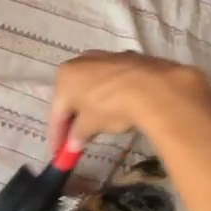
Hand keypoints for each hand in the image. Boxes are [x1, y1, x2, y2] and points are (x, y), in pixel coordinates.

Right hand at [47, 50, 210, 155]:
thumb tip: (73, 143)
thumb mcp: (91, 126)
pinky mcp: (128, 58)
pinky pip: (111, 81)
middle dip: (73, 118)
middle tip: (75, 140)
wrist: (154, 87)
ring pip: (92, 86)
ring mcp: (105, 57)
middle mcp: (81, 61)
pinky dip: (109, 95)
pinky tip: (116, 109)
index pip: (56, 112)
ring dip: (91, 105)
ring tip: (96, 126)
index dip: (56, 135)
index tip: (58, 153)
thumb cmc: (112, 106)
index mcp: (64, 77)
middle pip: (72, 96)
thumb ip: (78, 135)